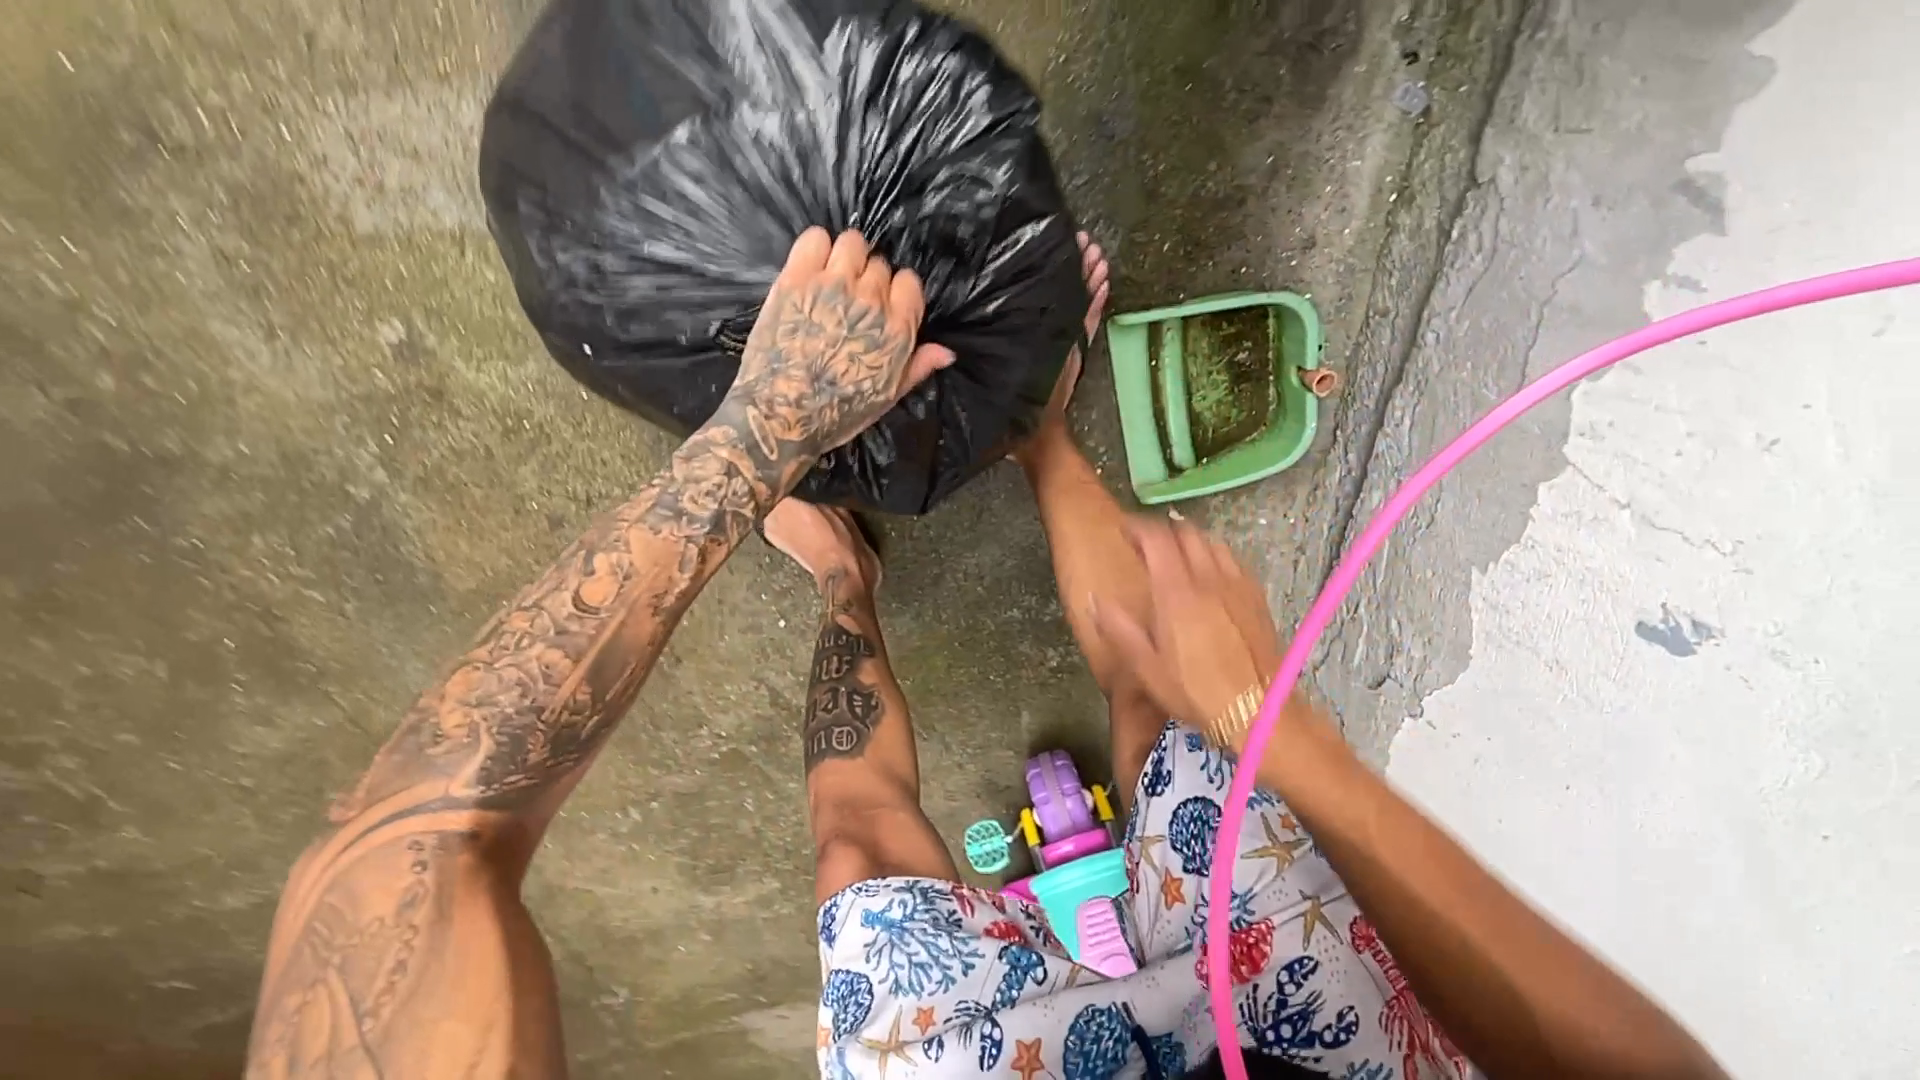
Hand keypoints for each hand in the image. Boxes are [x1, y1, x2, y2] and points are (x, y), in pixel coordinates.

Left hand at [728, 228, 956, 462]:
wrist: (780, 415)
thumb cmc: (836, 414)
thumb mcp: (886, 398)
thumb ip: (917, 368)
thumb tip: (947, 352)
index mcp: (897, 330)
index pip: (910, 283)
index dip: (897, 293)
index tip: (882, 307)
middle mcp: (871, 301)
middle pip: (880, 264)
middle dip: (868, 279)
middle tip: (850, 300)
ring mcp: (833, 285)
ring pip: (853, 242)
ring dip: (846, 256)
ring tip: (833, 276)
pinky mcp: (796, 278)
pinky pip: (815, 238)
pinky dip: (815, 247)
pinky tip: (811, 268)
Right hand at [1092, 517, 1284, 741]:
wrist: (1258, 710)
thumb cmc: (1195, 692)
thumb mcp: (1146, 668)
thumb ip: (1118, 628)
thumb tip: (1095, 599)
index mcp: (1176, 592)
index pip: (1156, 538)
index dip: (1137, 527)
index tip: (1123, 530)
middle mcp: (1207, 578)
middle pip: (1185, 532)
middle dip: (1162, 530)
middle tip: (1145, 543)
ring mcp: (1236, 585)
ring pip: (1211, 541)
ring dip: (1189, 539)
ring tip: (1175, 552)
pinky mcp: (1256, 596)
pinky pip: (1232, 559)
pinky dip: (1214, 554)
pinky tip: (1208, 572)